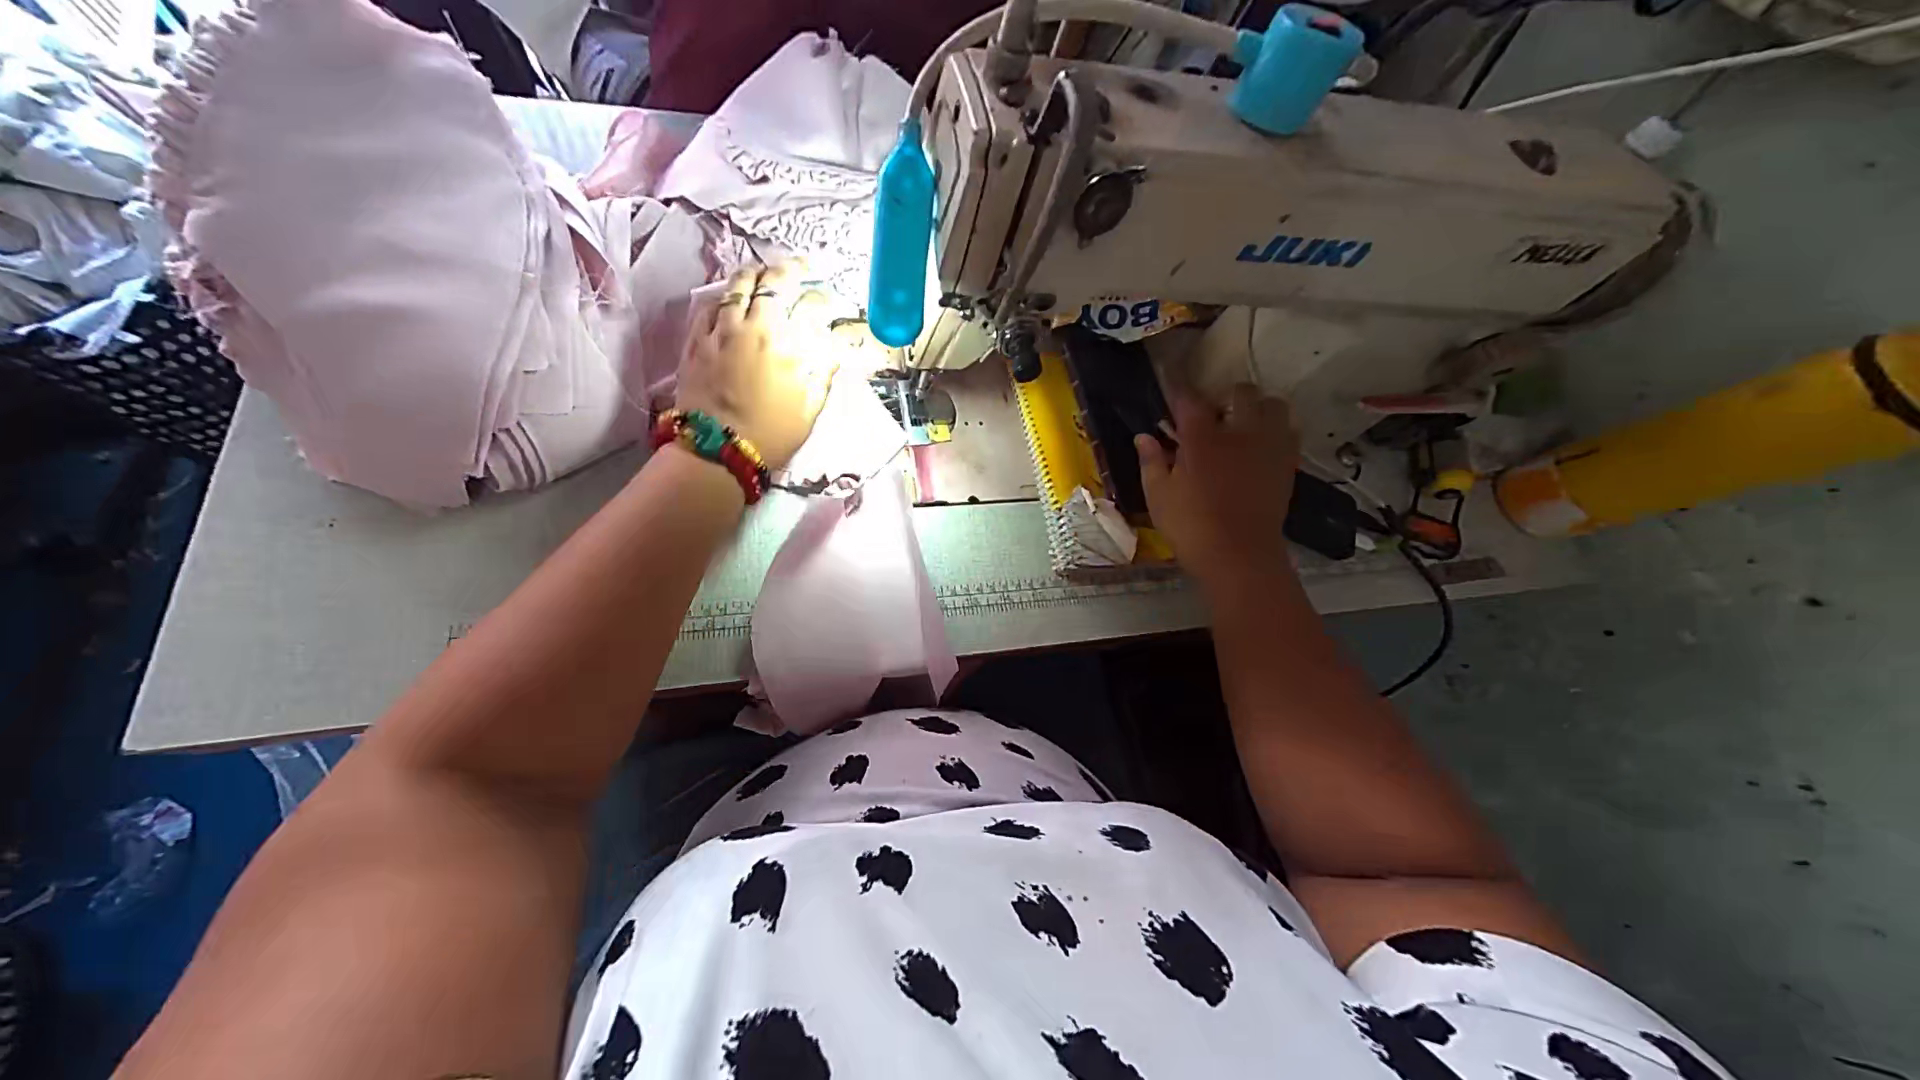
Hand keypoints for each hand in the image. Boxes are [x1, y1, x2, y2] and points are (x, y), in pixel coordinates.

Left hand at [674, 261, 839, 470]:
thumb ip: (822, 372)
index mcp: (785, 342)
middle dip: (788, 270)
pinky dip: (724, 297)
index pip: (809, 304)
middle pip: (770, 282)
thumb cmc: (771, 434)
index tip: (827, 300)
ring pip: (736, 286)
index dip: (822, 297)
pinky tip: (728, 301)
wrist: (717, 451)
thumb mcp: (809, 408)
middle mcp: (753, 326)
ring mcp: (720, 330)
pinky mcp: (694, 341)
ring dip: (753, 275)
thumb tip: (832, 349)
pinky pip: (709, 306)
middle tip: (797, 269)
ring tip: (762, 275)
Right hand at [1136, 385, 1298, 590]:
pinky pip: (1288, 431)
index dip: (1178, 389)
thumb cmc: (1191, 526)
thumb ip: (1151, 462)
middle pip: (1241, 392)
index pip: (1189, 398)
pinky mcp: (1287, 463)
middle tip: (1212, 415)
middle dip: (1225, 397)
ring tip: (1242, 426)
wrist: (1239, 555)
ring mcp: (1268, 445)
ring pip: (1273, 405)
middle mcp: (1240, 431)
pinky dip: (1275, 430)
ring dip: (1257, 409)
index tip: (1171, 385)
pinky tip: (1260, 447)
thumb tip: (1144, 437)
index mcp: (1202, 437)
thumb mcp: (1158, 496)